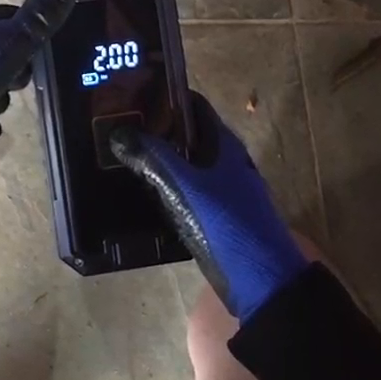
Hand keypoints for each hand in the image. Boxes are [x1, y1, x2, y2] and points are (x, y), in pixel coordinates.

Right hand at [112, 93, 308, 319]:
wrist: (263, 285)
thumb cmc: (228, 226)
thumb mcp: (185, 188)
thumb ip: (152, 158)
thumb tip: (118, 132)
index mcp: (224, 145)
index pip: (192, 106)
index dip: (164, 97)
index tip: (130, 94)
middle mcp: (226, 161)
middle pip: (187, 134)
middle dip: (155, 129)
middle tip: (117, 128)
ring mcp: (225, 190)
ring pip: (186, 164)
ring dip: (159, 159)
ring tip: (122, 157)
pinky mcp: (219, 217)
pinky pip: (187, 190)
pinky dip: (166, 185)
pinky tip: (144, 193)